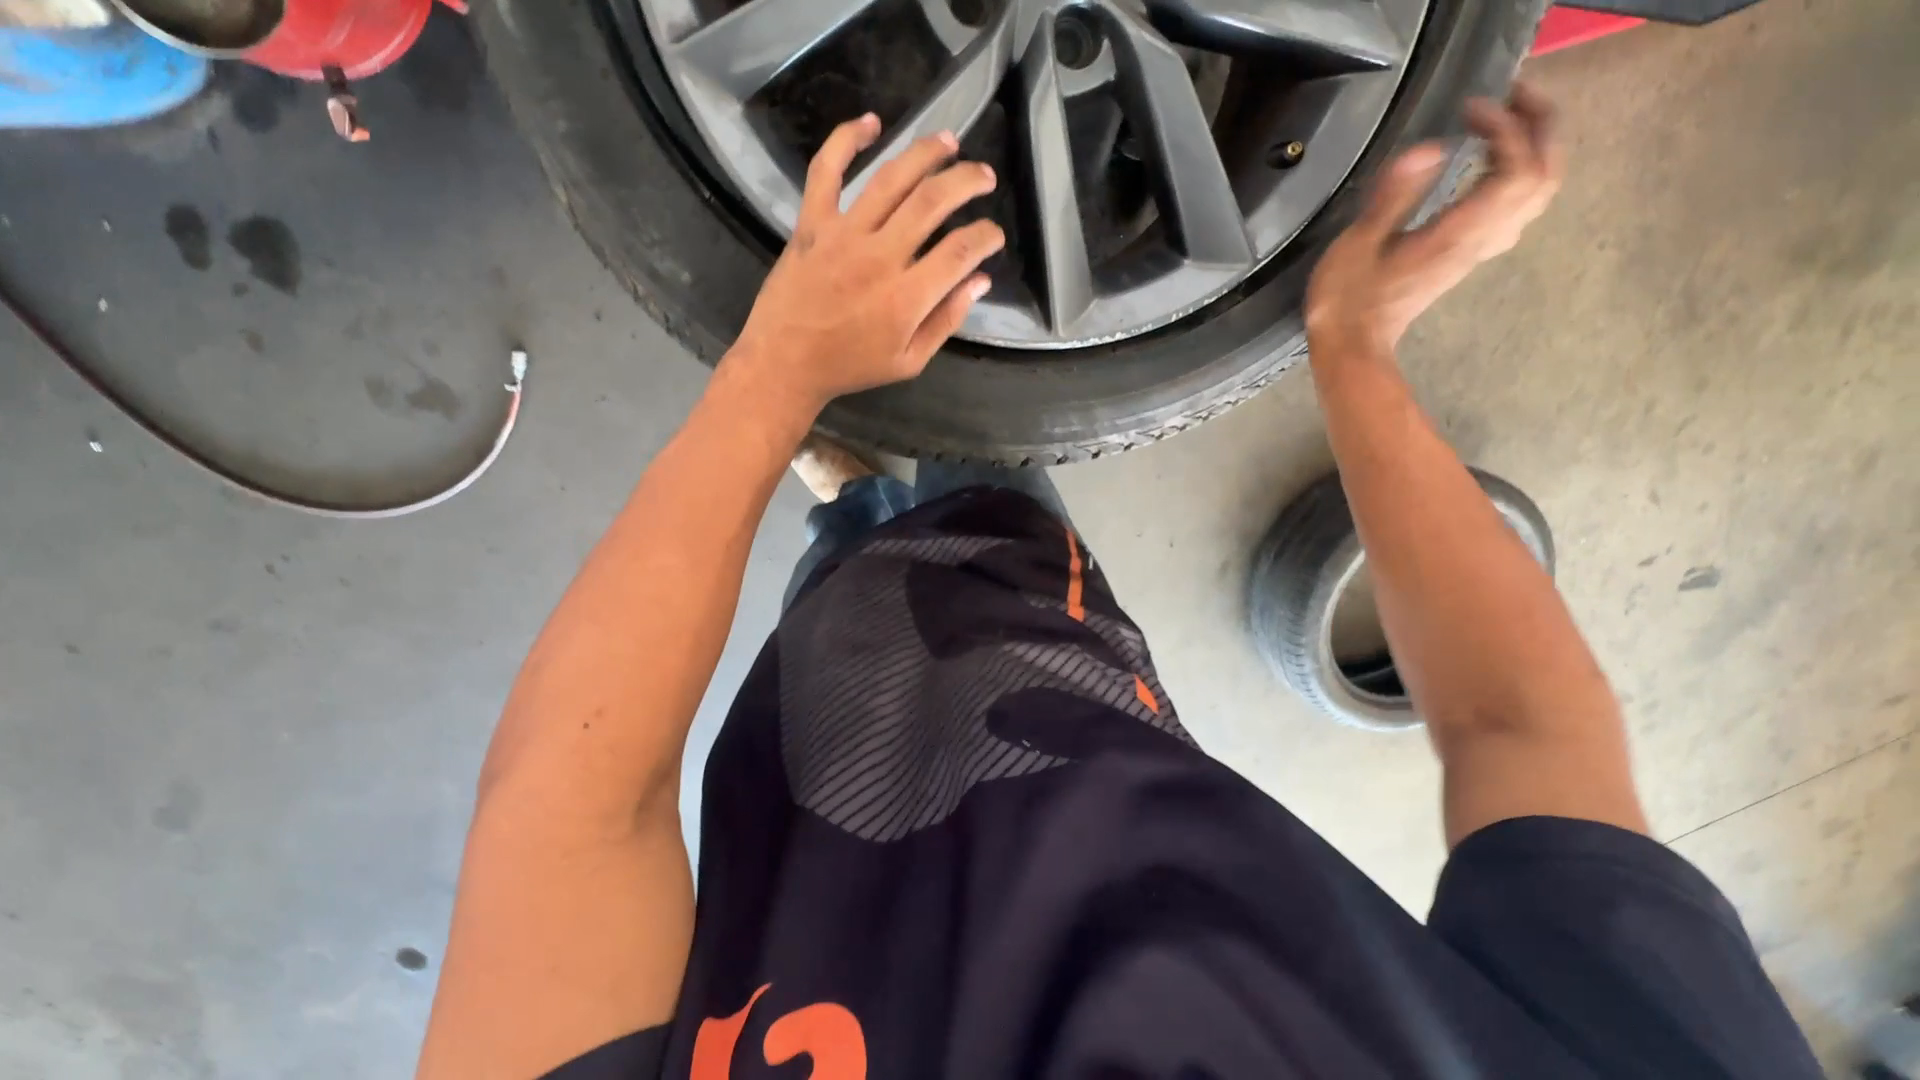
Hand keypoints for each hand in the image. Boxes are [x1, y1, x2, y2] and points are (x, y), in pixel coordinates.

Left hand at [721, 113, 1004, 414]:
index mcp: (907, 297)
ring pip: (891, 178)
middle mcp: (880, 256)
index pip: (962, 250)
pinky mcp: (812, 224)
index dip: (987, 236)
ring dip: (925, 153)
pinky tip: (870, 122)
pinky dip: (846, 140)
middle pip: (933, 201)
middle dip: (967, 182)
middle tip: (984, 176)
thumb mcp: (909, 361)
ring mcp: (843, 234)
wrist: (784, 363)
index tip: (994, 235)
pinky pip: (826, 171)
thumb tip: (979, 281)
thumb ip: (947, 320)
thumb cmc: (850, 366)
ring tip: (948, 141)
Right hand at [1305, 82, 1563, 355]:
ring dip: (1536, 150)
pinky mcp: (1468, 255)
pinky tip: (1492, 168)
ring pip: (1537, 195)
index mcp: (1457, 233)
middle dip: (1540, 128)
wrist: (1353, 347)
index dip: (1505, 128)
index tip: (1470, 107)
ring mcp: (1478, 250)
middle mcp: (1481, 239)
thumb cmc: (1347, 300)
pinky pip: (1517, 211)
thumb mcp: (1358, 244)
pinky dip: (1519, 177)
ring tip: (1508, 122)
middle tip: (1514, 95)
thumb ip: (1394, 195)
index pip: (1514, 171)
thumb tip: (1430, 148)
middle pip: (1543, 177)